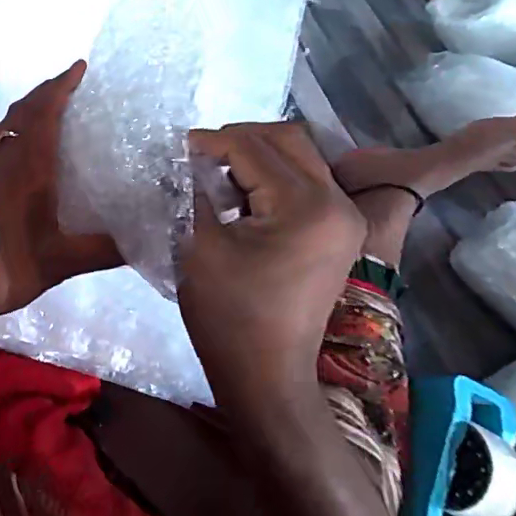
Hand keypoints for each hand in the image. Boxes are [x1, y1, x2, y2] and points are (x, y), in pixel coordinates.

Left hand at [0, 61, 123, 335]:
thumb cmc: (14, 266)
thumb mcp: (68, 260)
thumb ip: (110, 249)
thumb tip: (152, 236)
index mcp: (29, 168)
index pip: (45, 114)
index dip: (61, 87)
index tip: (80, 68)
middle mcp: (7, 162)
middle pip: (23, 112)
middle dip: (46, 90)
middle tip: (71, 82)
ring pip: (7, 126)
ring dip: (27, 108)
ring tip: (50, 107)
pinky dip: (15, 130)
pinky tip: (26, 148)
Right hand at [177, 122, 366, 396]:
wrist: (266, 375)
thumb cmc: (228, 314)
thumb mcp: (199, 248)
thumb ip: (189, 193)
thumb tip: (177, 161)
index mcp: (307, 206)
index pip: (253, 149)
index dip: (208, 142)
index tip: (172, 148)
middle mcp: (337, 203)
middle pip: (287, 141)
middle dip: (236, 140)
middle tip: (195, 155)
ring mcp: (343, 219)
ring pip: (298, 159)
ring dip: (254, 158)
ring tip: (212, 174)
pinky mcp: (337, 235)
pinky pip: (304, 185)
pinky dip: (269, 180)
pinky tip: (237, 197)